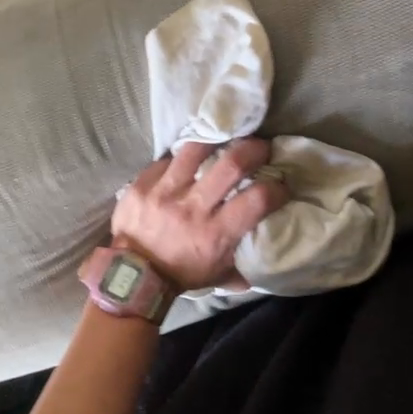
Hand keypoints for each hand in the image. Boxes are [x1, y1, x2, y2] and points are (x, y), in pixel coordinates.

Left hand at [111, 139, 287, 291]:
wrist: (131, 276)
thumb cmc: (179, 274)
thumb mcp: (217, 274)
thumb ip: (241, 264)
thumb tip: (263, 261)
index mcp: (216, 233)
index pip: (257, 200)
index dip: (277, 188)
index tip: (281, 184)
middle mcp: (193, 208)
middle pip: (231, 164)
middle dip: (253, 149)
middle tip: (261, 147)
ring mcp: (164, 192)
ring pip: (195, 149)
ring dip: (215, 139)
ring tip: (223, 137)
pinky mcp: (141, 184)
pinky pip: (166, 160)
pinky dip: (179, 159)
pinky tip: (185, 160)